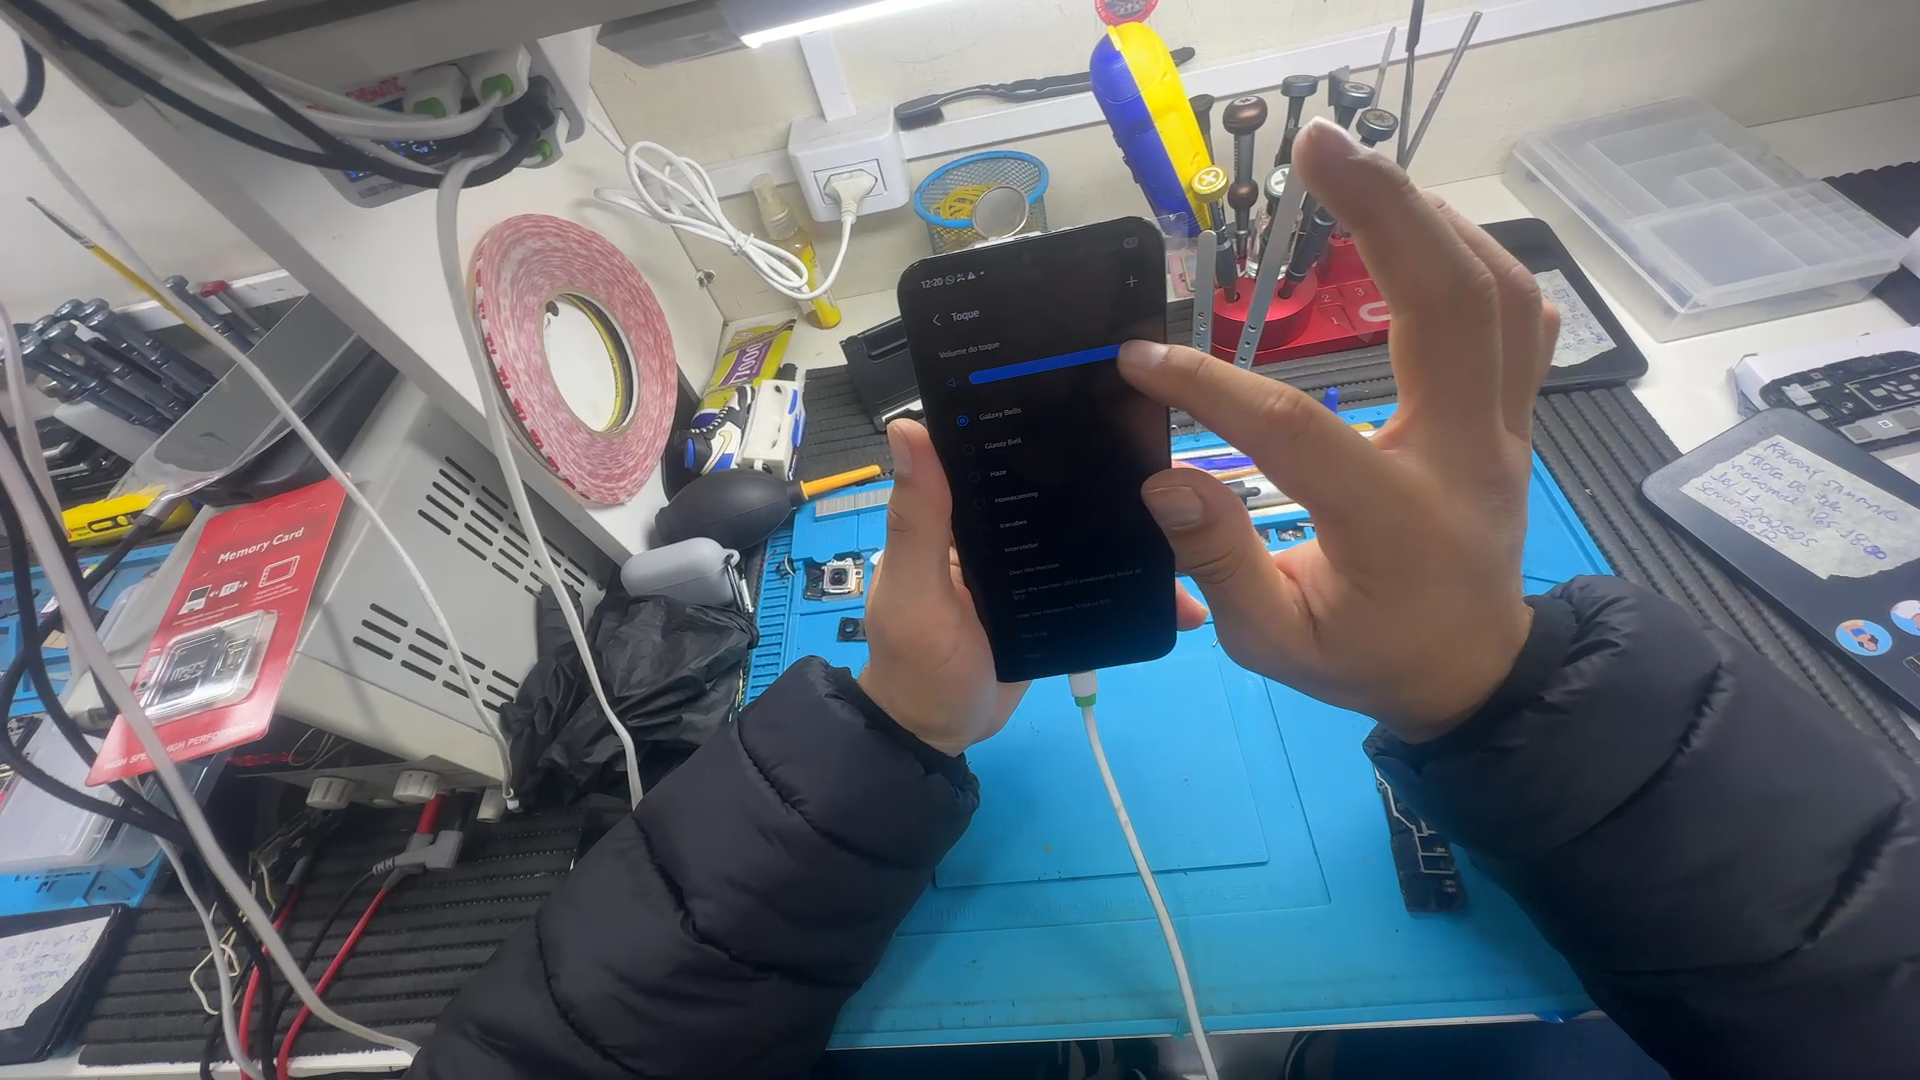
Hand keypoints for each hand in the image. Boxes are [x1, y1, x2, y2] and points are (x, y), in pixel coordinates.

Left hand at [860, 420, 1206, 754]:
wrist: (942, 733)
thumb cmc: (918, 662)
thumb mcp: (913, 592)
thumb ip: (917, 521)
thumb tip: (910, 428)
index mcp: (957, 515)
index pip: (996, 454)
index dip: (1031, 423)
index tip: (1091, 393)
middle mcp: (995, 531)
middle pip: (1051, 494)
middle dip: (1099, 480)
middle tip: (1165, 465)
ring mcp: (1028, 568)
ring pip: (1080, 537)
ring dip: (1125, 534)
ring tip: (1186, 522)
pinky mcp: (1052, 604)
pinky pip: (1093, 584)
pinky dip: (1128, 587)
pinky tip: (1174, 591)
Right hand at [1119, 117, 1557, 741]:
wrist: (1473, 674)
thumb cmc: (1364, 660)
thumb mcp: (1273, 641)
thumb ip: (1219, 565)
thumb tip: (1165, 480)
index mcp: (1391, 517)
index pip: (1290, 427)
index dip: (1208, 385)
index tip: (1140, 358)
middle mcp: (1464, 454)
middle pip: (1445, 304)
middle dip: (1380, 213)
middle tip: (1315, 151)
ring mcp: (1503, 428)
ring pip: (1495, 292)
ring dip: (1427, 218)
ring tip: (1356, 171)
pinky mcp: (1510, 417)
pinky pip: (1512, 315)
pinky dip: (1468, 257)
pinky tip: (1415, 233)